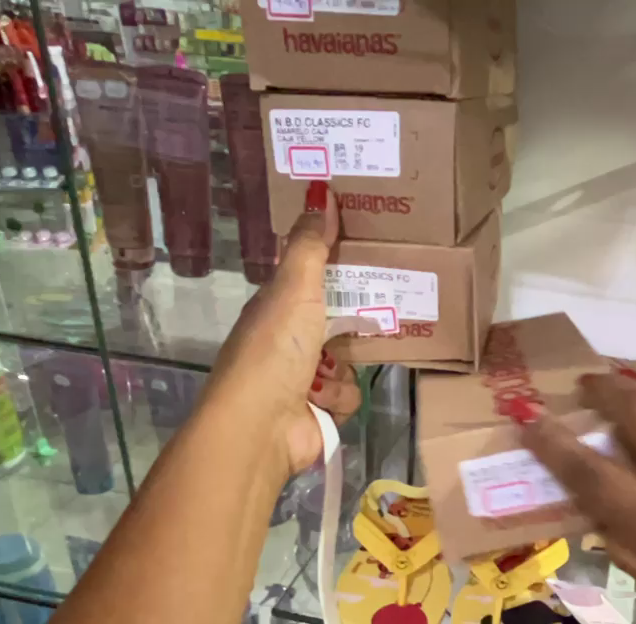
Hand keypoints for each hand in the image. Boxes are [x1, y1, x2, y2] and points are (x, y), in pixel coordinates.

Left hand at [207, 181, 364, 472]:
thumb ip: (311, 245)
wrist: (260, 425)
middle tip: (374, 315)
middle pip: (338, 323)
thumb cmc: (274, 350)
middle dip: (351, 325)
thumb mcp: (294, 289)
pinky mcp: (319, 413)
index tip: (368, 252)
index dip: (339, 267)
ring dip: (341, 371)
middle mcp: (289, 342)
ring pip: (349, 364)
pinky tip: (320, 402)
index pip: (314, 279)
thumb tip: (320, 186)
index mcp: (277, 307)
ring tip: (322, 376)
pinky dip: (338, 400)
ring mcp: (303, 379)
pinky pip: (349, 397)